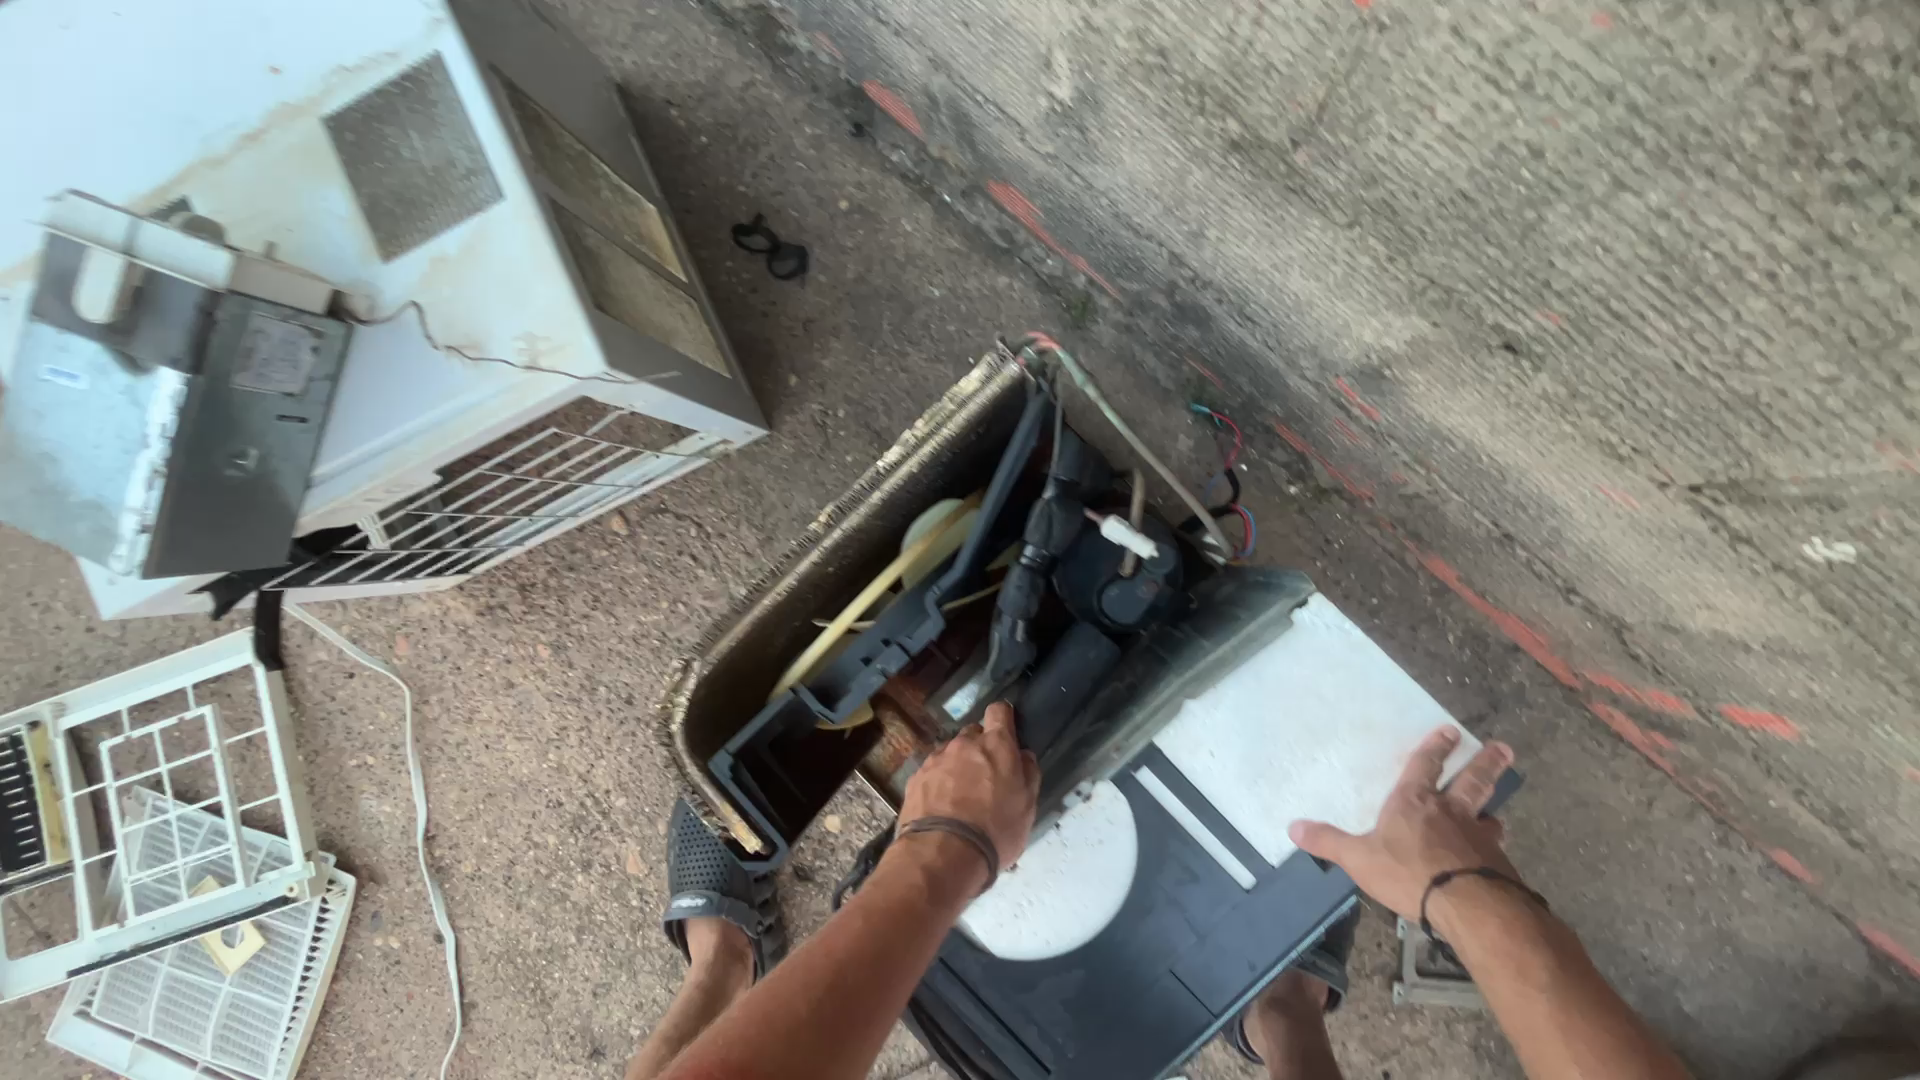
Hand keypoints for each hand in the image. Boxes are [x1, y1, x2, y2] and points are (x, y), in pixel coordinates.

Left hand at [898, 702, 1040, 868]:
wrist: (942, 854)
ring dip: (957, 766)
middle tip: (986, 776)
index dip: (1003, 719)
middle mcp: (964, 744)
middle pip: (973, 734)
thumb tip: (1023, 755)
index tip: (1006, 732)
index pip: (999, 711)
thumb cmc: (995, 830)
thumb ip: (1028, 773)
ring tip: (960, 797)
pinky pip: (932, 772)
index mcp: (996, 745)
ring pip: (950, 753)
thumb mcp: (1027, 807)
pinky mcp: (915, 777)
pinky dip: (938, 782)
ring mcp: (936, 759)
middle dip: (980, 748)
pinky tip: (941, 807)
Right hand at [1289, 726, 1516, 920]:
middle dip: (1486, 763)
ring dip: (1492, 812)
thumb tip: (1293, 827)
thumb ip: (1328, 842)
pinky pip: (1495, 851)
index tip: (1450, 731)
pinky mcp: (1498, 866)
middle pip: (1473, 781)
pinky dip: (1493, 850)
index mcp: (1415, 802)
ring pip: (1489, 817)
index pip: (1426, 766)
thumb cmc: (1409, 872)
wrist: (1470, 908)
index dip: (1436, 748)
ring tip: (1496, 813)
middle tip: (1502, 748)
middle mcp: (1451, 813)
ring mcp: (1479, 838)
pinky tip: (1493, 860)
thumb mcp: (1358, 858)